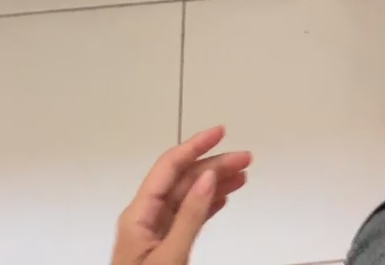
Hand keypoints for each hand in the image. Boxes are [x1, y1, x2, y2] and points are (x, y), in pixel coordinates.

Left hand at [112, 126, 251, 264]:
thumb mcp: (169, 258)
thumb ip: (189, 216)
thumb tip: (207, 176)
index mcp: (138, 215)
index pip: (169, 166)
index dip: (195, 145)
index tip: (220, 132)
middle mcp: (144, 219)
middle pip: (182, 179)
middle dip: (214, 164)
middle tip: (246, 158)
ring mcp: (153, 234)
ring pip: (188, 196)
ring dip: (215, 182)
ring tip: (243, 175)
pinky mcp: (163, 248)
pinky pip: (188, 215)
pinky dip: (208, 204)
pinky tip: (224, 198)